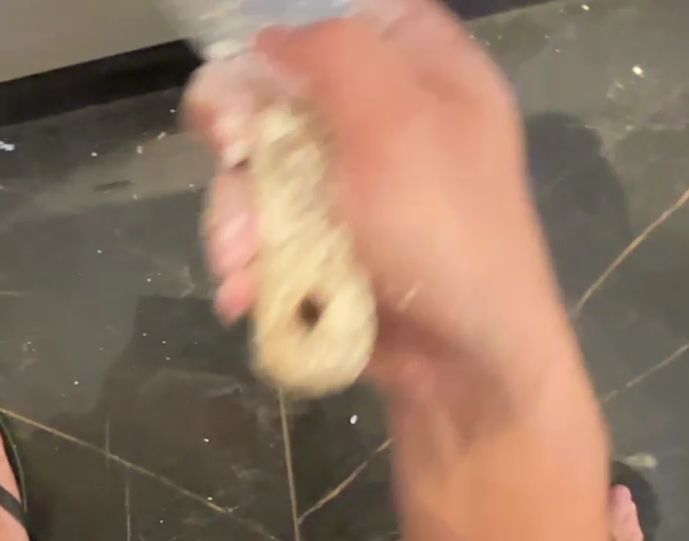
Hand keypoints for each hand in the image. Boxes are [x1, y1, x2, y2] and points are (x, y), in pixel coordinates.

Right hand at [186, 0, 574, 403]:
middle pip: (281, 105)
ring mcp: (347, 198)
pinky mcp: (322, 256)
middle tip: (229, 162)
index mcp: (420, 73)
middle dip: (243, 145)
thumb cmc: (442, 231)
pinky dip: (248, 270)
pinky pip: (266, 244)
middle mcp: (380, 128)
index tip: (247, 70)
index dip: (289, 40)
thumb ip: (335, 58)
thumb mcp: (398, 124)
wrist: (458, 359)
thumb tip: (269, 42)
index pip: (347, 21)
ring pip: (260, 184)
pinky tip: (241, 297)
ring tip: (238, 268)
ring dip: (235, 227)